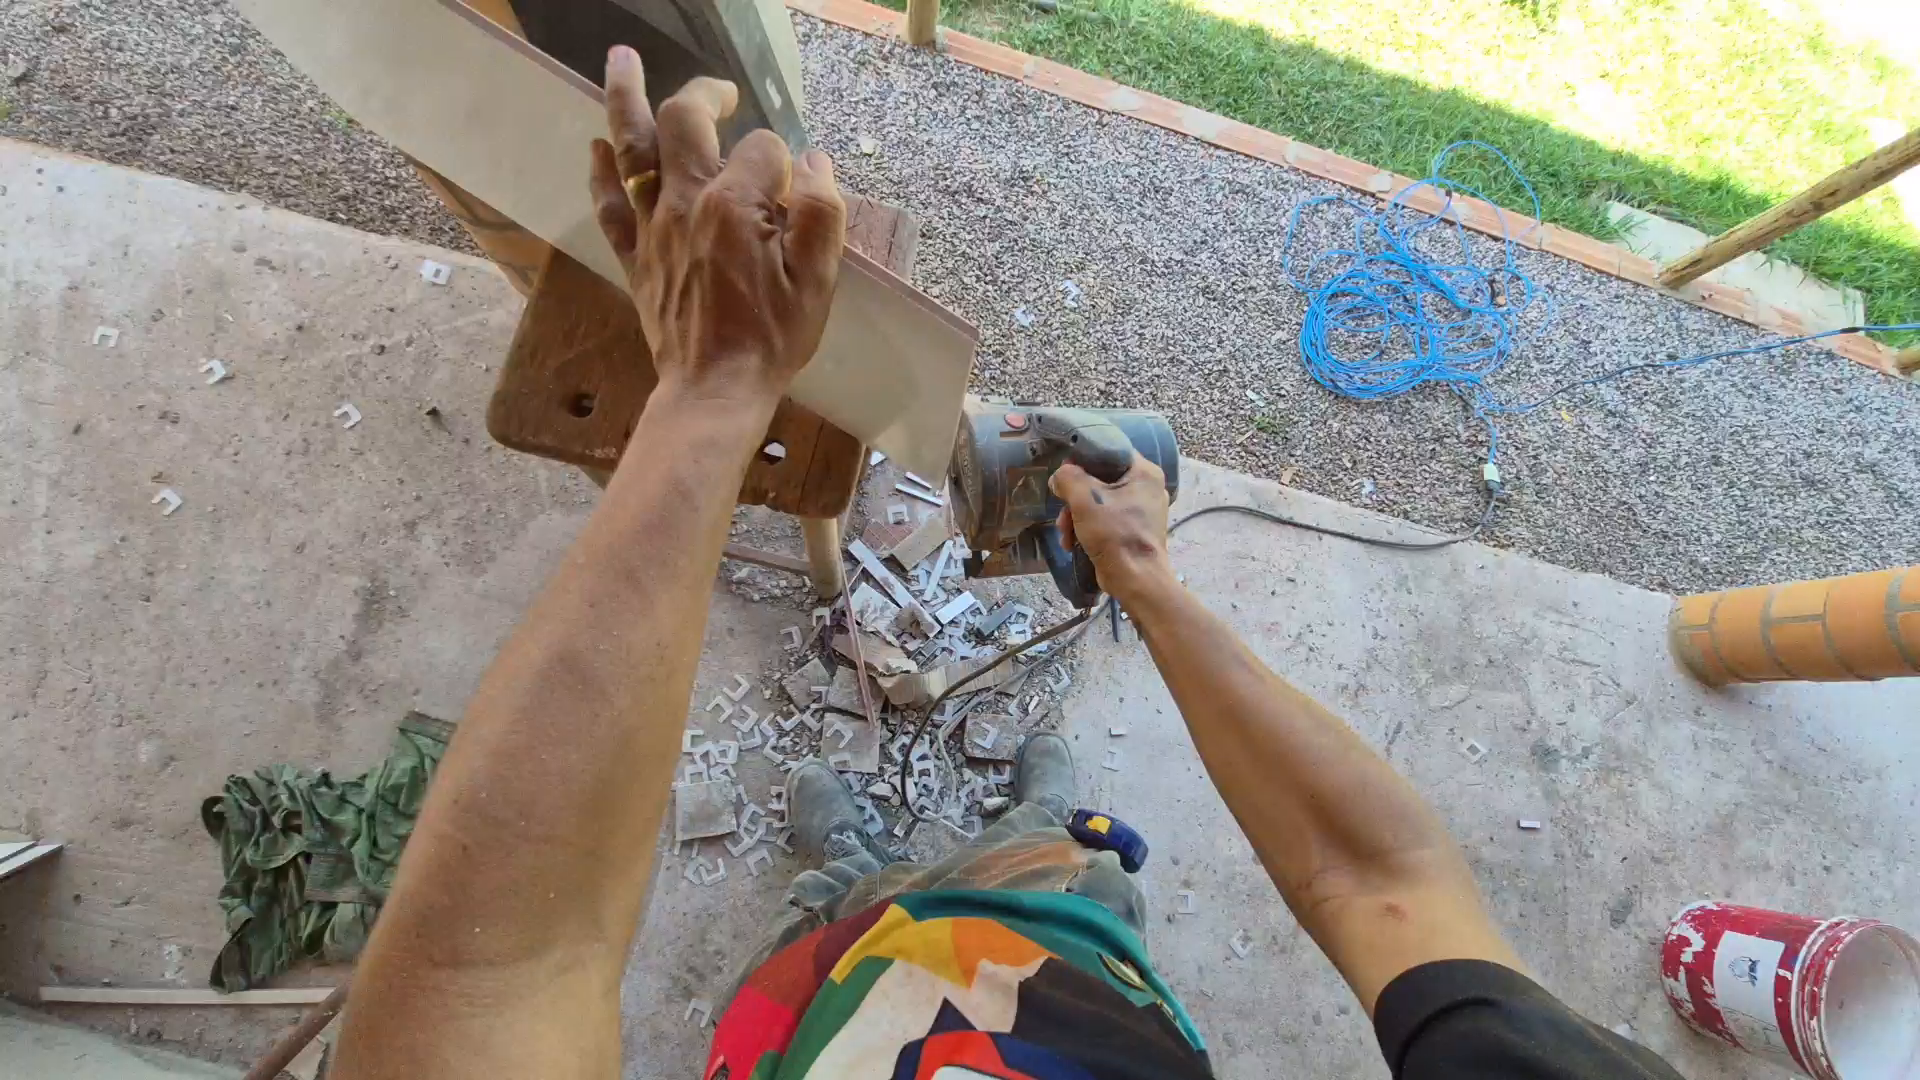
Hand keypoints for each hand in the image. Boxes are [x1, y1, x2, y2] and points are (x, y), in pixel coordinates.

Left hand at [588, 46, 845, 406]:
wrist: (715, 389)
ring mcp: (653, 228)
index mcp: (736, 205)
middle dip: (705, 95)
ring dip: (625, 97)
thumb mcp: (816, 282)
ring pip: (631, 147)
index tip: (798, 193)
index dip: (786, 163)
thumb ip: (821, 214)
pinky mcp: (635, 257)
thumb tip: (815, 163)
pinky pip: (610, 204)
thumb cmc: (772, 339)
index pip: (764, 151)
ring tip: (622, 59)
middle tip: (723, 94)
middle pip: (683, 121)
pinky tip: (600, 147)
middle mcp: (686, 202)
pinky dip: (602, 171)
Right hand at [1049, 455, 1174, 603]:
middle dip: (1075, 497)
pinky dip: (1086, 528)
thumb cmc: (1116, 536)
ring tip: (1066, 533)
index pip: (1109, 451)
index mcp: (1144, 472)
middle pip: (1100, 479)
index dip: (1083, 459)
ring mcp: (1140, 510)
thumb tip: (1060, 476)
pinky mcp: (1132, 529)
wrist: (1135, 581)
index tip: (1065, 472)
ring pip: (1098, 501)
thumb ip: (1068, 478)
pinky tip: (1073, 543)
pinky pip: (1104, 518)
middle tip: (1063, 511)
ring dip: (1076, 516)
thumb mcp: (1085, 500)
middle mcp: (1146, 487)